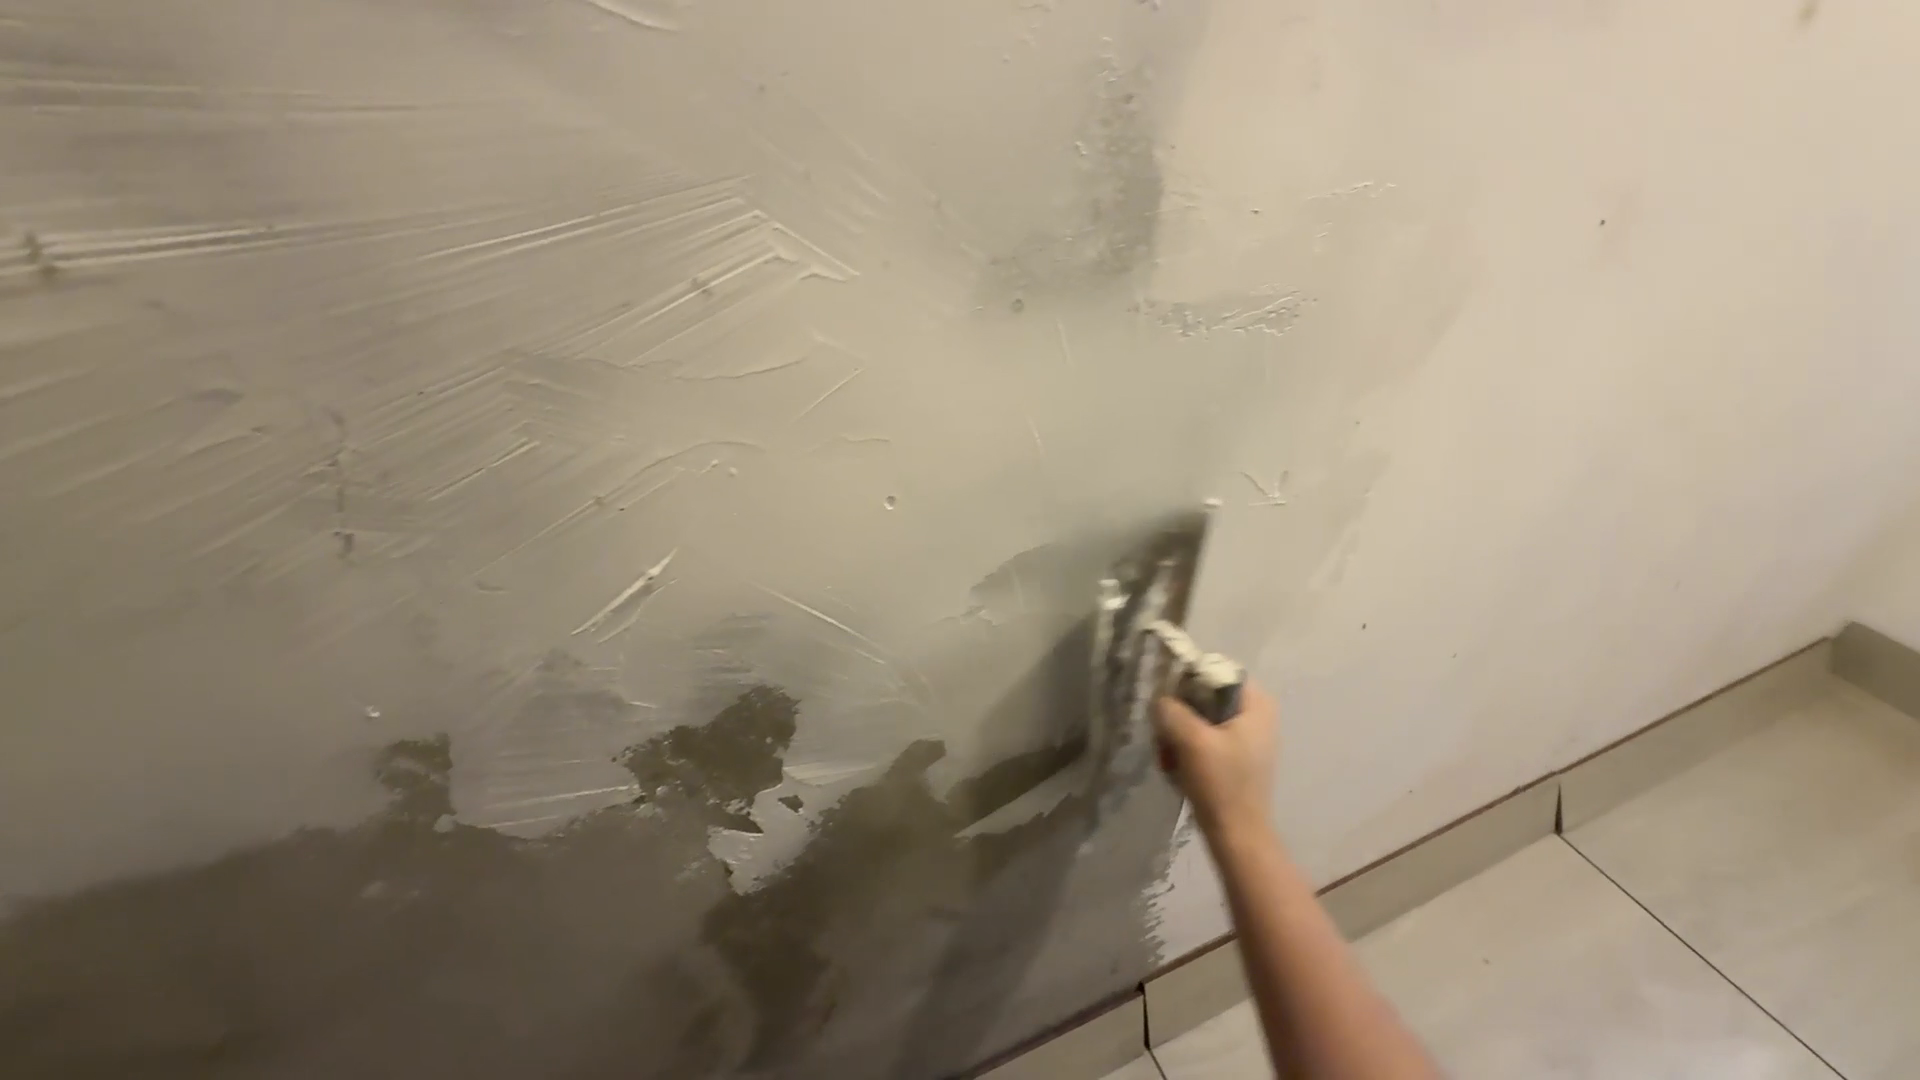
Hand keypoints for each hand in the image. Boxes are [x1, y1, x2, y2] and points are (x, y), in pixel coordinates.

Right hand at [1154, 681, 1278, 840]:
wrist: (1237, 836)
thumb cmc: (1221, 784)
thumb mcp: (1191, 740)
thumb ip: (1171, 709)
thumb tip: (1159, 699)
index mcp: (1256, 703)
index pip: (1213, 669)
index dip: (1186, 679)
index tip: (1165, 699)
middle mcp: (1255, 713)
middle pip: (1203, 695)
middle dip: (1178, 714)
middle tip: (1164, 735)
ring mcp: (1245, 736)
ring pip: (1198, 718)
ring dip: (1177, 735)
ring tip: (1168, 758)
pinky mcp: (1234, 757)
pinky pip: (1201, 739)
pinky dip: (1185, 750)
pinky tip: (1176, 769)